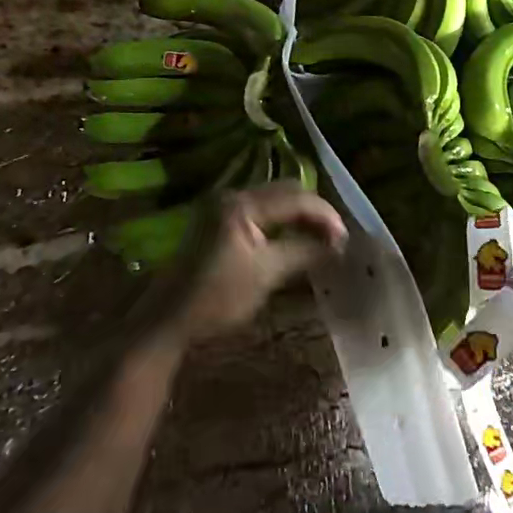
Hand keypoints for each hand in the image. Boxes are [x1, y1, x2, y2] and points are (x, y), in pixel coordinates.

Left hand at [172, 182, 346, 340]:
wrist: (167, 321)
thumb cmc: (217, 299)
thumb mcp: (267, 274)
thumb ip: (305, 251)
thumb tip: (338, 244)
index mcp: (241, 205)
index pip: (296, 198)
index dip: (325, 216)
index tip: (345, 238)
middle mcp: (232, 195)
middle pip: (286, 191)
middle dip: (315, 212)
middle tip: (336, 237)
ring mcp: (223, 205)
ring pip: (275, 199)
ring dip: (300, 215)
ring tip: (321, 238)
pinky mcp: (219, 218)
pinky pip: (261, 209)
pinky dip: (282, 220)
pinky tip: (296, 238)